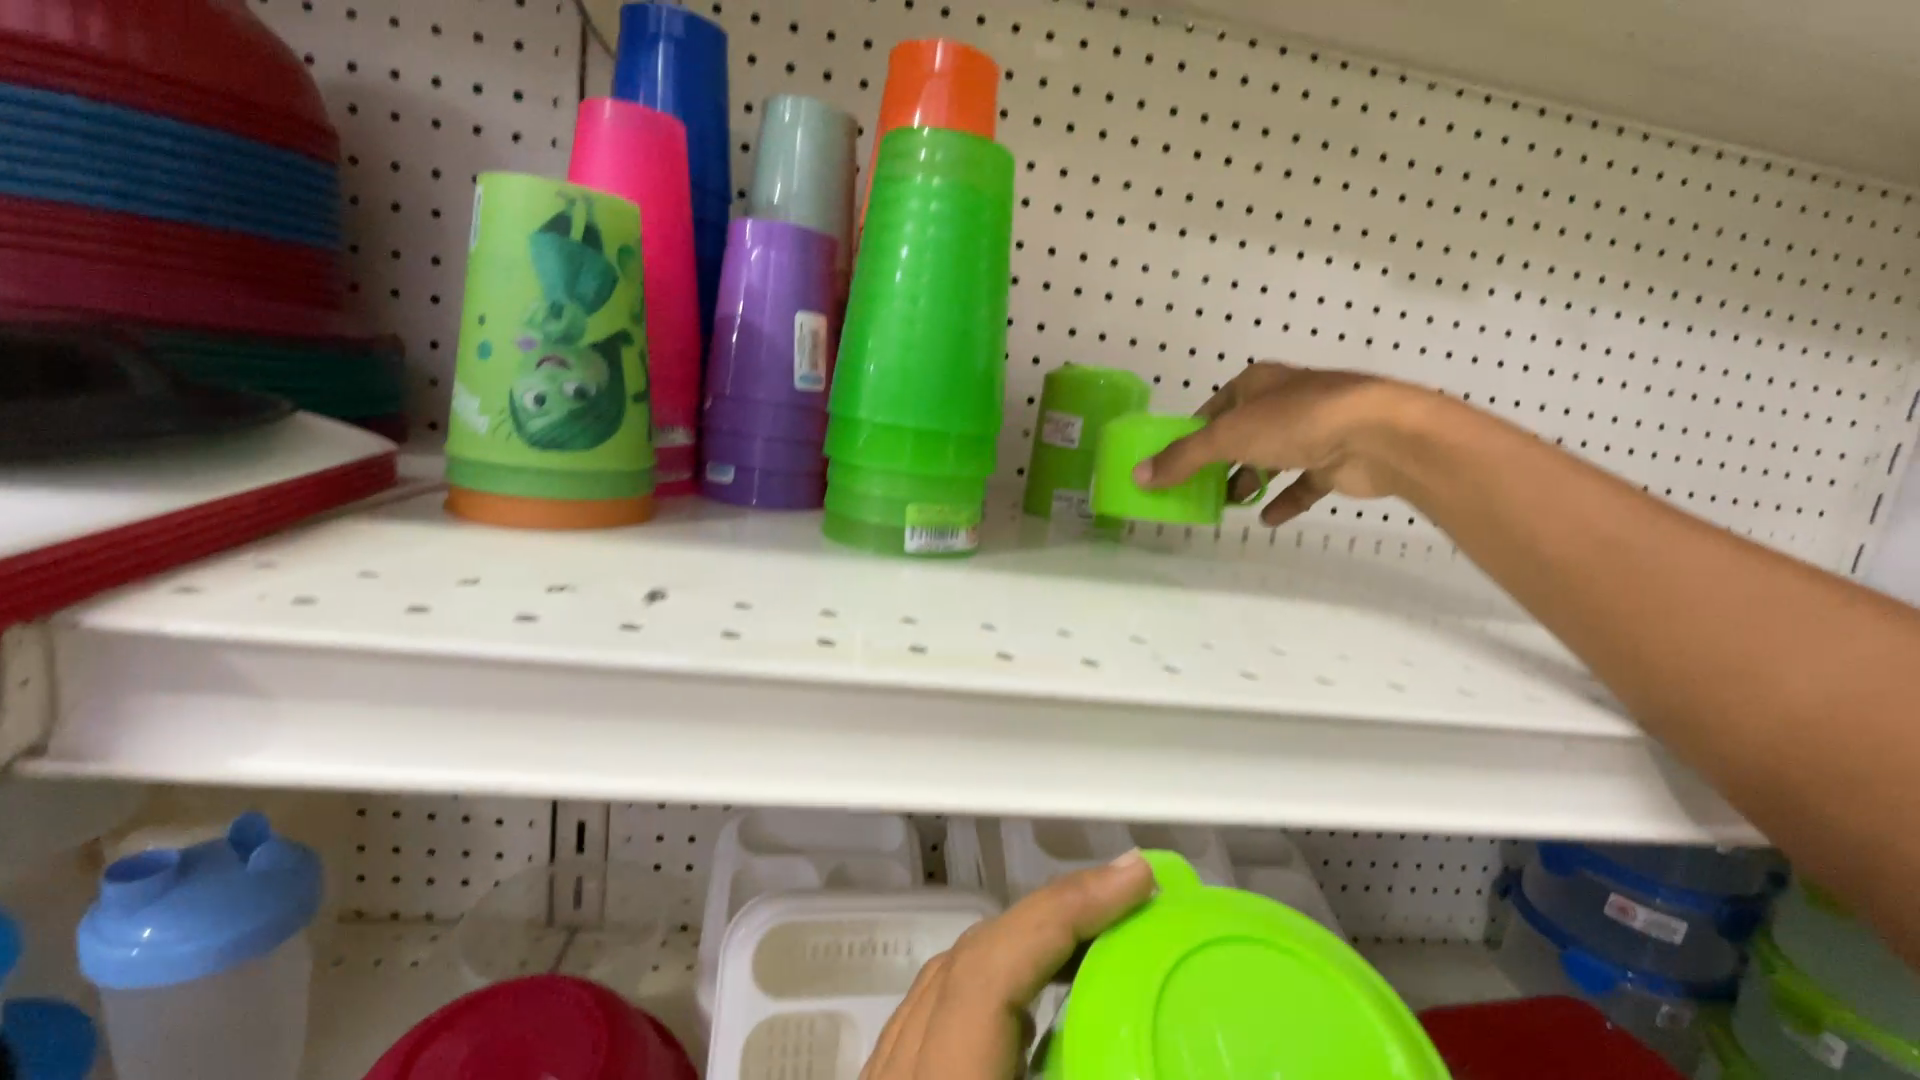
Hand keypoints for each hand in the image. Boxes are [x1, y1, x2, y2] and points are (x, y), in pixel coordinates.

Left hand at [860, 852, 1156, 1079]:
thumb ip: (1106, 1064)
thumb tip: (1181, 1040)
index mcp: (944, 1079)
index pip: (991, 967)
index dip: (1064, 909)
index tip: (1137, 878)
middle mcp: (900, 1069)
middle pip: (971, 957)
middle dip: (1055, 915)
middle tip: (1133, 900)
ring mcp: (886, 1075)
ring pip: (950, 977)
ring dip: (1026, 944)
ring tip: (1098, 940)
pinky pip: (939, 1012)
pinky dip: (997, 985)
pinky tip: (1040, 1005)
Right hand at [1133, 363, 1424, 526]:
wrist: (1379, 434)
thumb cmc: (1296, 421)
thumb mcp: (1227, 437)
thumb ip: (1183, 458)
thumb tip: (1138, 476)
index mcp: (1258, 384)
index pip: (1214, 407)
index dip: (1192, 433)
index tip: (1174, 462)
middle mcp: (1285, 402)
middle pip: (1242, 434)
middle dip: (1220, 462)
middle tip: (1198, 489)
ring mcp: (1315, 430)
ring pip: (1273, 458)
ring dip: (1251, 481)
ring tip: (1230, 504)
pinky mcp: (1337, 460)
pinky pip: (1305, 483)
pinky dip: (1286, 500)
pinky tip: (1268, 520)